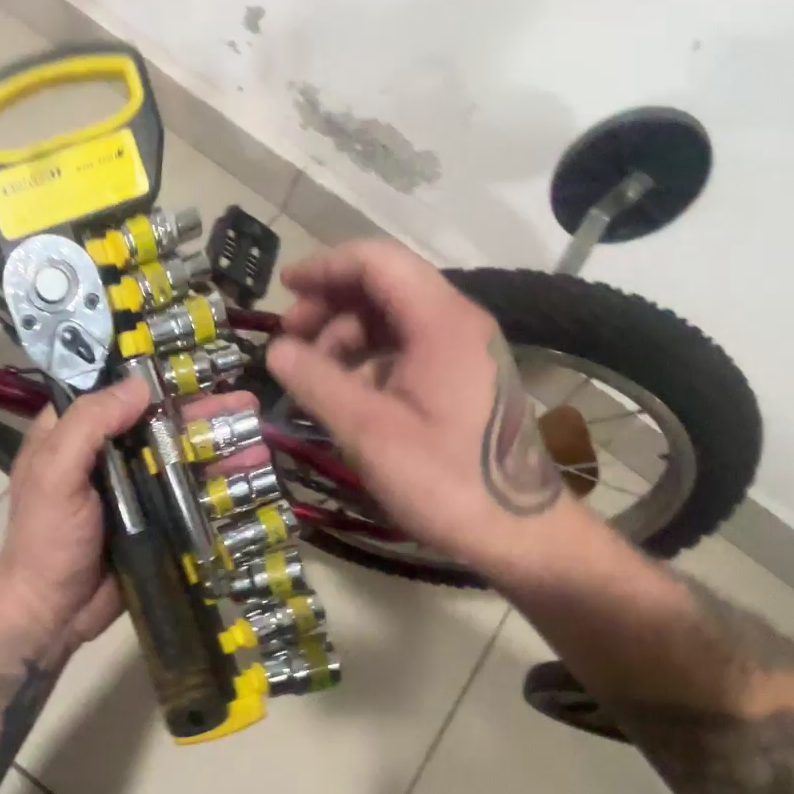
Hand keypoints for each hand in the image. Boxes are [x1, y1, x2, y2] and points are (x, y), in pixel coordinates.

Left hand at [0, 380, 268, 654]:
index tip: (193, 364)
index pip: (111, 390)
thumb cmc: (46, 538)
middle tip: (244, 401)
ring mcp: (130, 489)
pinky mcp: (152, 520)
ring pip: (178, 456)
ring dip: (216, 444)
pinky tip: (250, 472)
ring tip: (257, 435)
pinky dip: (216, 482)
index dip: (150, 376)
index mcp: (69, 435)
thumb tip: (140, 385)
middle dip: (199, 411)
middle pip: (156, 422)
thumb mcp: (55, 473)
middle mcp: (102, 455)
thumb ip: (90, 424)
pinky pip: (187, 493)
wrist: (54, 612)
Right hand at [266, 240, 572, 568]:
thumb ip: (317, 382)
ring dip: (347, 337)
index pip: (377, 262)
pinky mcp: (463, 378)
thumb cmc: (443, 480)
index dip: (325, 267)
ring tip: (315, 378)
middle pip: (385, 286)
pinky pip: (408, 349)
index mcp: (441, 321)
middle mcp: (458, 322)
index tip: (283, 290)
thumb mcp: (368, 432)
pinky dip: (370, 361)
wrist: (517, 531)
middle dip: (331, 306)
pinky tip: (347, 396)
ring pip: (394, 319)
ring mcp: (464, 350)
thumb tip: (276, 349)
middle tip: (291, 342)